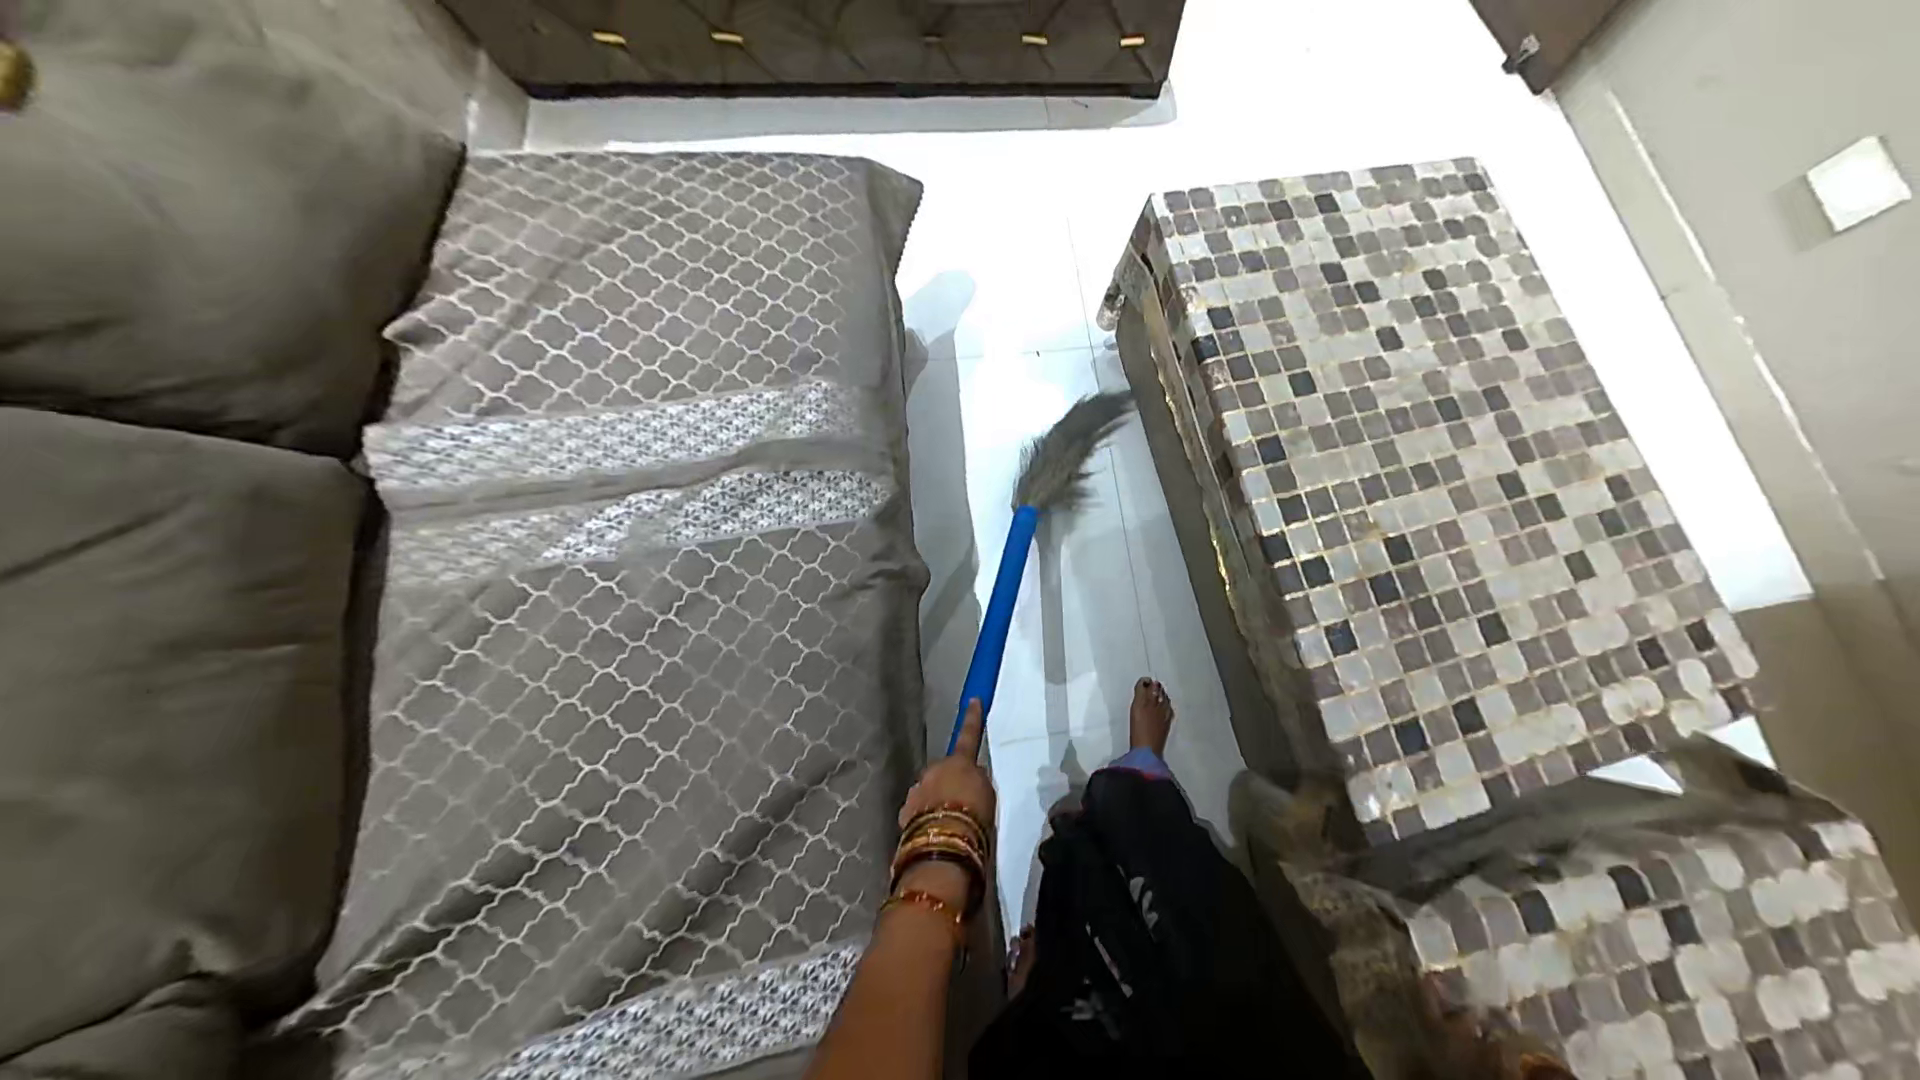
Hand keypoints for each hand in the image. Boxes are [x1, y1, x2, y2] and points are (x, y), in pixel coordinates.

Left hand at [895, 700, 996, 907]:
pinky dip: (926, 817)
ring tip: (949, 825)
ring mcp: (916, 790)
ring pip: (929, 790)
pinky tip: (935, 833)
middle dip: (950, 781)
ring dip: (936, 801)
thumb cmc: (974, 819)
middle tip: (962, 803)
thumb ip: (979, 780)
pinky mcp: (905, 812)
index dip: (974, 718)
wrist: (944, 846)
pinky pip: (919, 810)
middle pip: (944, 770)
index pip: (970, 736)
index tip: (974, 700)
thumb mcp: (988, 795)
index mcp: (960, 763)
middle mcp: (934, 770)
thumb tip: (973, 776)